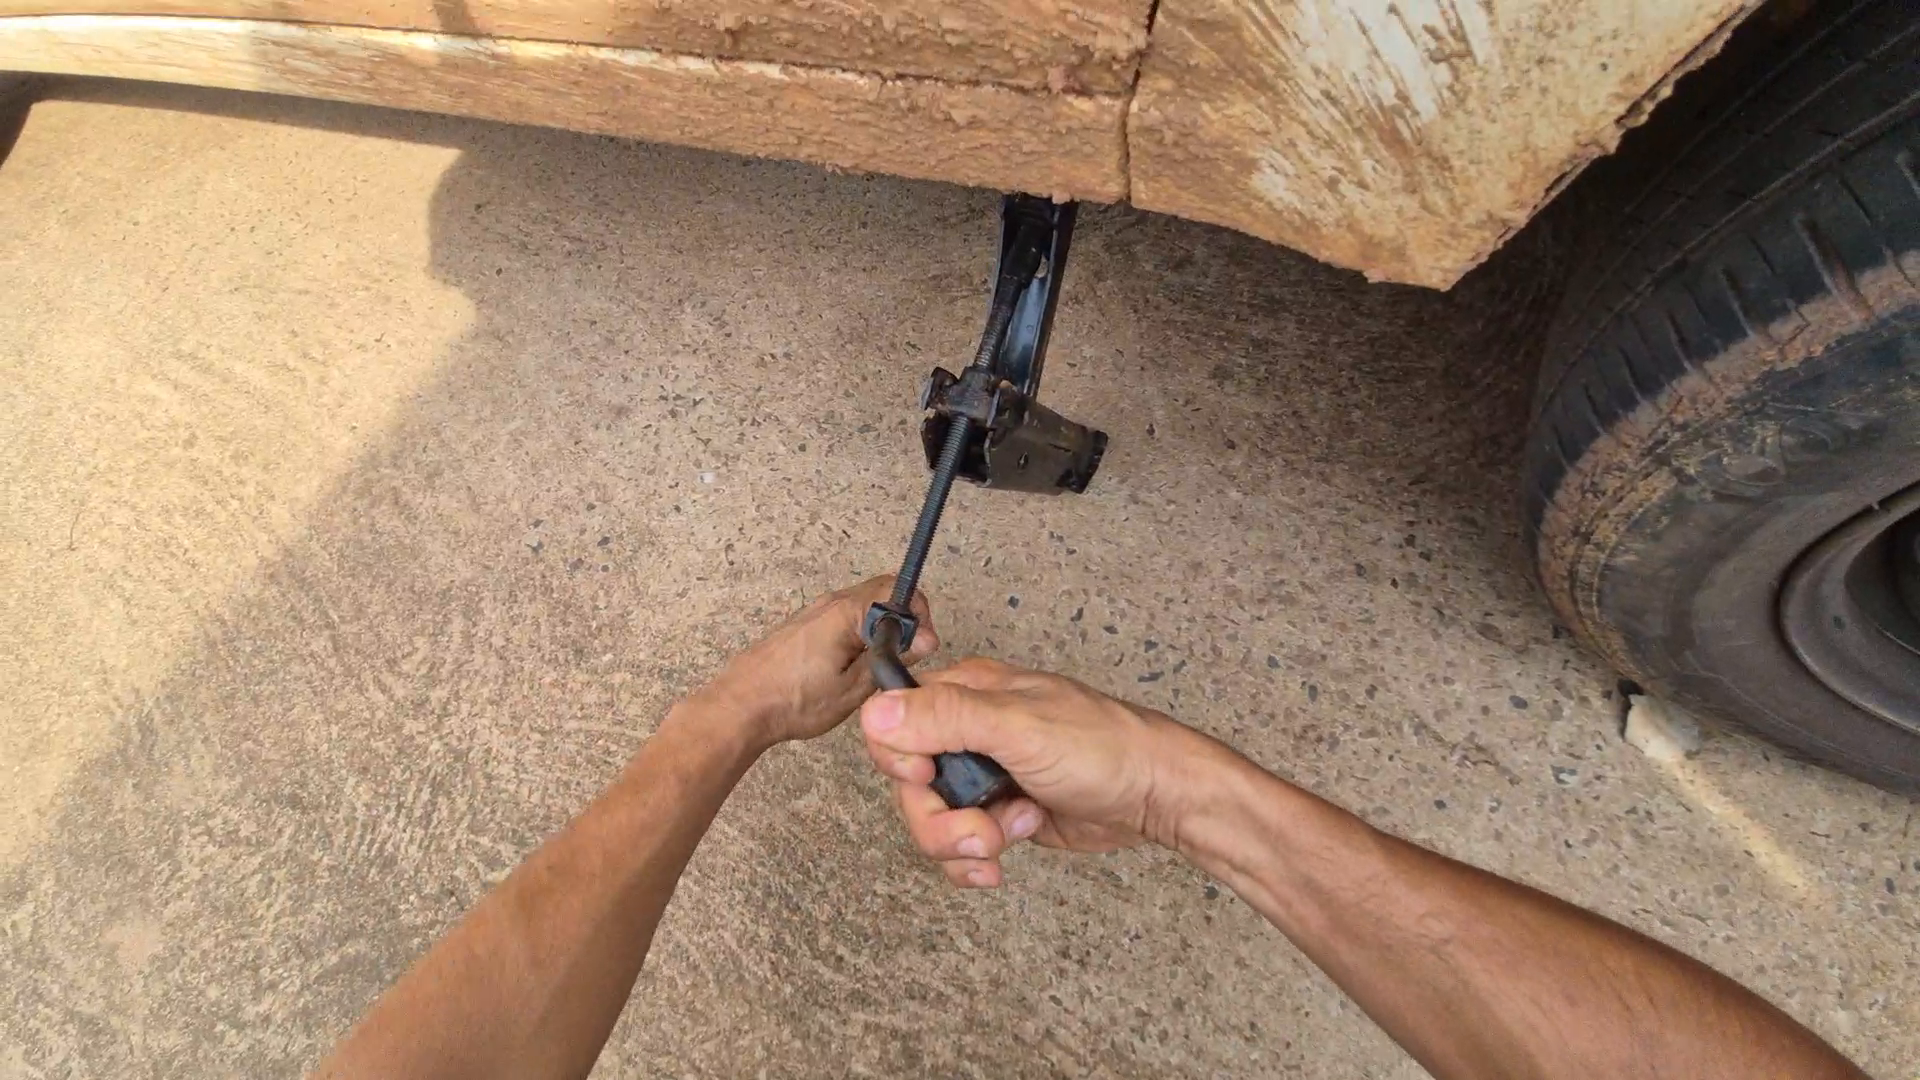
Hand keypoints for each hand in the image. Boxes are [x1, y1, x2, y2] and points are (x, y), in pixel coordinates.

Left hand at [680, 576, 936, 748]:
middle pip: (884, 592)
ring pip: (865, 605)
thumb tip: (923, 639)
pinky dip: (861, 633)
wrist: (740, 707)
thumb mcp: (854, 688)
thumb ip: (892, 659)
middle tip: (908, 654)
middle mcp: (832, 602)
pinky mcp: (807, 624)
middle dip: (904, 620)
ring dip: (882, 628)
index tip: (923, 645)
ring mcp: (817, 610)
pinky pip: (846, 616)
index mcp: (847, 612)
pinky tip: (856, 666)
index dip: (919, 615)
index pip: (899, 589)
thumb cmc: (792, 701)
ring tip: (881, 665)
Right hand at [858, 658, 1206, 887]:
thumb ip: (948, 717)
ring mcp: (982, 772)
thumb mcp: (1020, 727)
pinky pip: (958, 843)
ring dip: (961, 841)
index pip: (893, 721)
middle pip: (908, 782)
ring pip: (930, 817)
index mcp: (967, 692)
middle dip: (937, 819)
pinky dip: (973, 858)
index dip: (900, 760)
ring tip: (1006, 836)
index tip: (928, 779)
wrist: (1155, 794)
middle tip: (980, 831)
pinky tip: (1008, 850)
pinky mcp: (997, 809)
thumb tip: (876, 712)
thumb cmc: (1102, 746)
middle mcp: (968, 729)